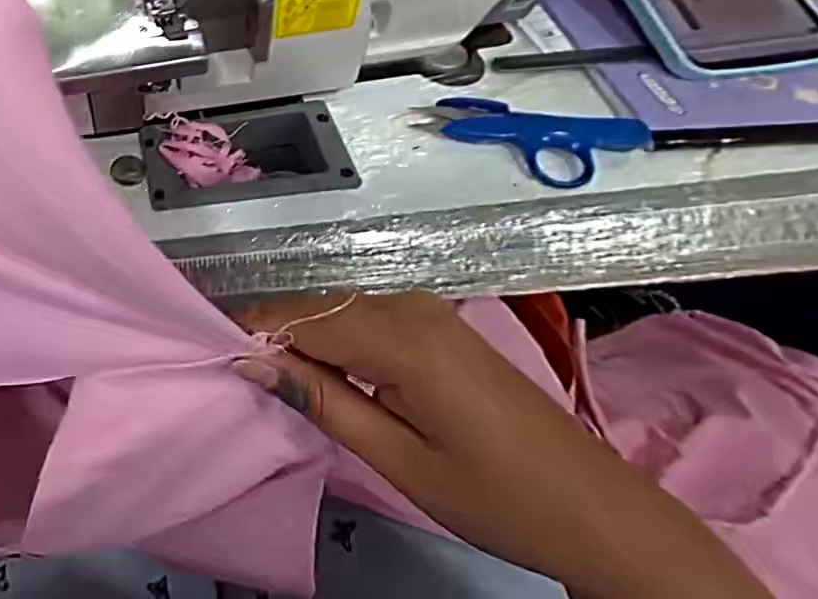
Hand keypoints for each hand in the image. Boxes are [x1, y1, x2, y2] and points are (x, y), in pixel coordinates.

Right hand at [232, 292, 772, 598]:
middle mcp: (407, 305)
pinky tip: (330, 374)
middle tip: (245, 376)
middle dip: (275, 335)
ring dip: (304, 339)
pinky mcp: (434, 320)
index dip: (252, 330)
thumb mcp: (397, 458)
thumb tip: (249, 360)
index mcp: (400, 337)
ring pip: (336, 309)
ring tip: (282, 381)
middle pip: (315, 307)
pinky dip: (335, 339)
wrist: (601, 512)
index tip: (216, 353)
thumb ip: (318, 399)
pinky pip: (363, 316)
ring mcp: (424, 308)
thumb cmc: (498, 496)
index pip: (299, 316)